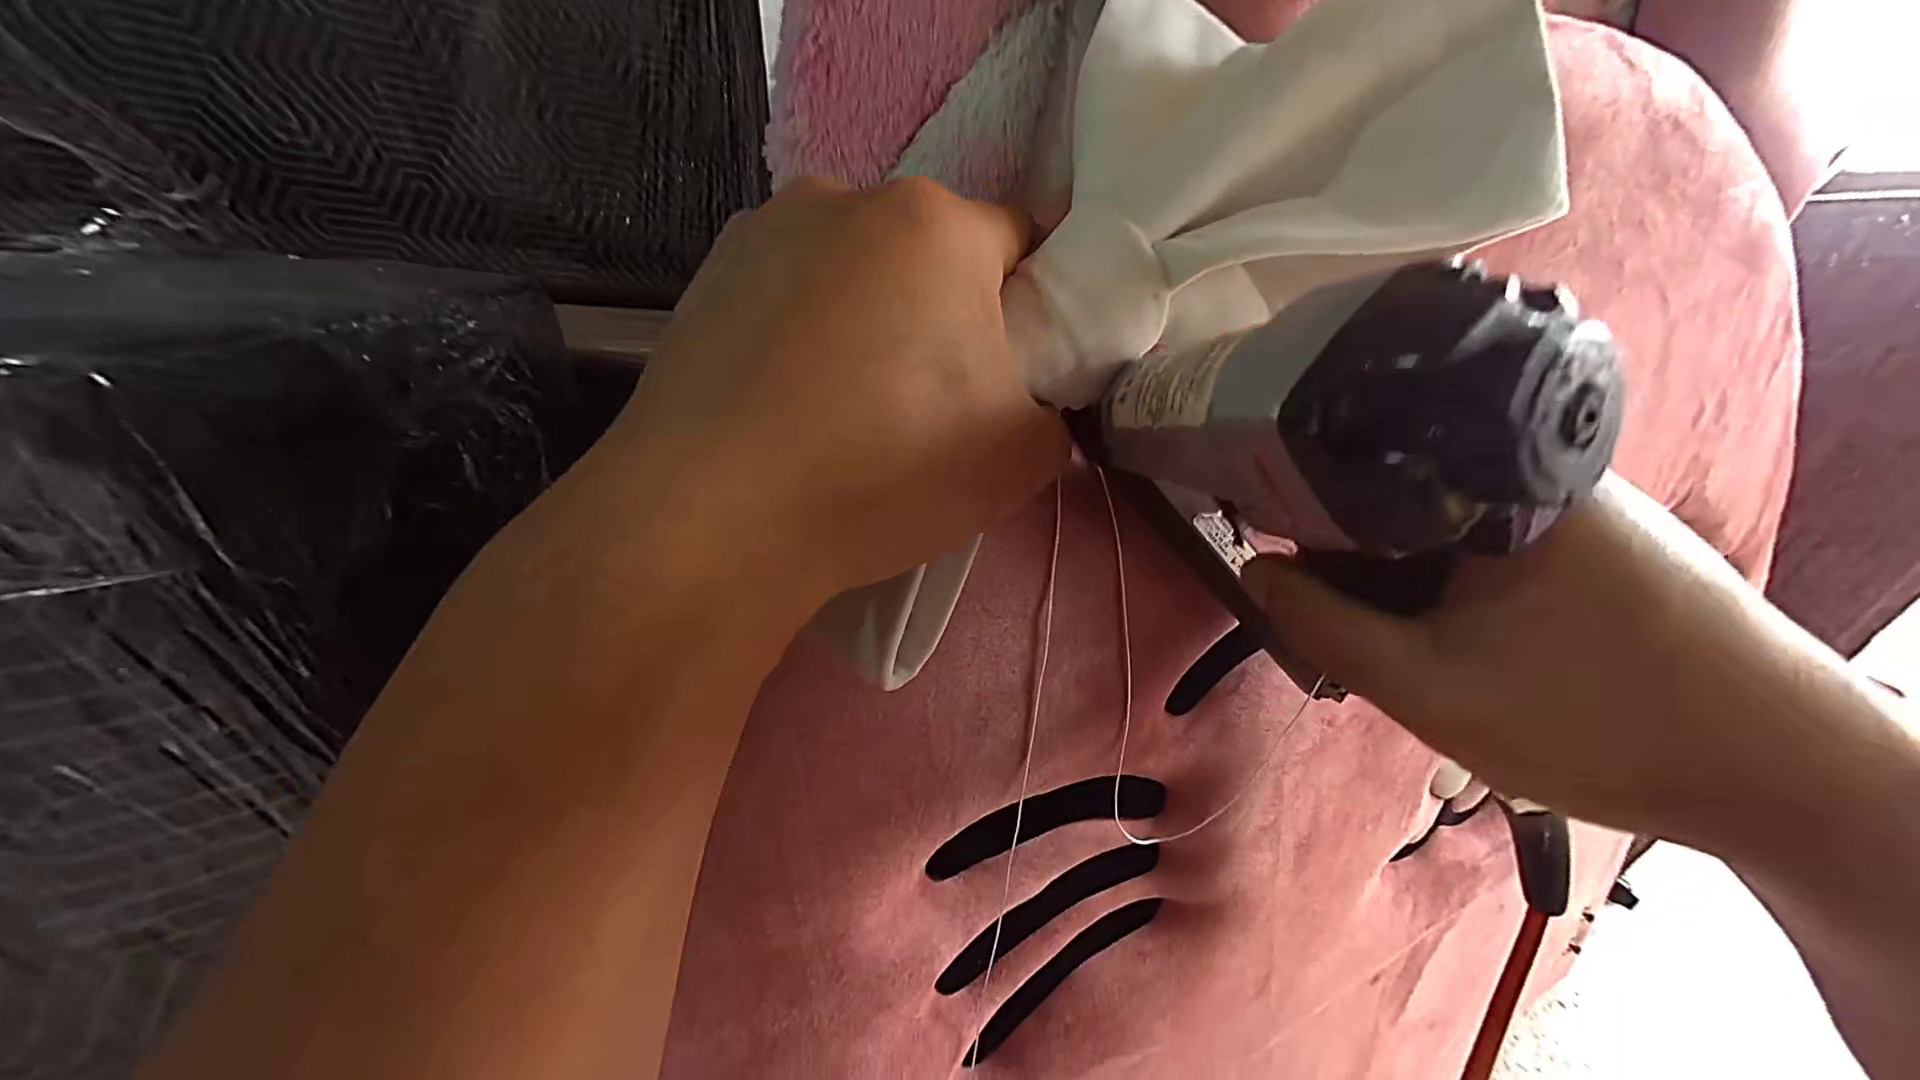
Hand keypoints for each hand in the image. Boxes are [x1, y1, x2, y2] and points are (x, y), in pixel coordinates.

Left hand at [557, 176, 1069, 613]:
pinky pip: (790, 300)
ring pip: (855, 275)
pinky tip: (791, 405)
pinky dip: (806, 337)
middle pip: (930, 255)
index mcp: (934, 224)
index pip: (1017, 244)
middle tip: (930, 404)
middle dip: (946, 315)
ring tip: (849, 411)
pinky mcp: (705, 281)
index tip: (1010, 374)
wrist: (715, 520)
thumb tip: (1028, 399)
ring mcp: (762, 235)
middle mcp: (844, 199)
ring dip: (871, 322)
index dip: (1028, 311)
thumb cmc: (884, 473)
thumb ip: (1054, 409)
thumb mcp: (1020, 457)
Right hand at [1245, 475, 1846, 845]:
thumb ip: (1321, 626)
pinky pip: (1478, 541)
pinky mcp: (1591, 540)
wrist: (1788, 780)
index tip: (1278, 566)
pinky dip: (1444, 580)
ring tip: (1398, 633)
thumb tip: (1253, 571)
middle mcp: (1539, 474)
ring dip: (1398, 573)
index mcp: (1500, 485)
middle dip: (1352, 558)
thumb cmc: (1595, 724)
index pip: (1357, 474)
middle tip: (1346, 623)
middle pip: (1394, 497)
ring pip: (1434, 522)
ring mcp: (1572, 504)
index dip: (1301, 516)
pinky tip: (1453, 629)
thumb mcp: (1424, 686)